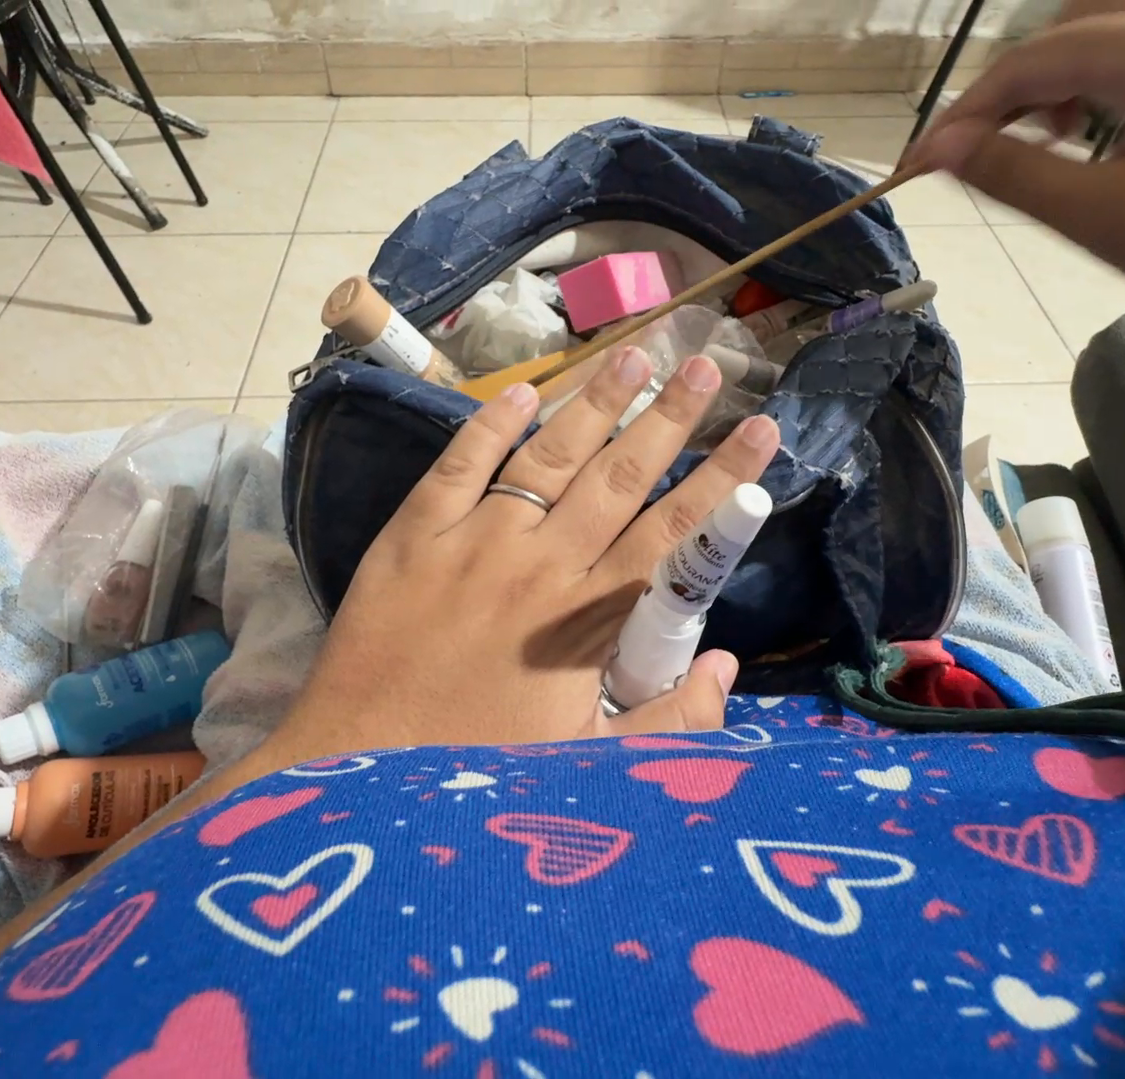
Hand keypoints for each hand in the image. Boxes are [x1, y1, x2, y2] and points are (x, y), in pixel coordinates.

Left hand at [271, 348, 781, 757]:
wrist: (361, 765)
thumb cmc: (481, 767)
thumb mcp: (590, 764)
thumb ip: (670, 721)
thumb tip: (727, 664)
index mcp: (586, 617)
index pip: (671, 533)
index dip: (721, 479)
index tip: (762, 430)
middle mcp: (538, 564)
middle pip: (618, 478)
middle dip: (669, 419)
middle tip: (706, 365)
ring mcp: (472, 541)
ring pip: (547, 458)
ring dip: (594, 405)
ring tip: (636, 357)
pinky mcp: (412, 535)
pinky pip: (457, 466)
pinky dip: (489, 426)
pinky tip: (524, 391)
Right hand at [903, 0, 1124, 315]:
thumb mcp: (1097, 212)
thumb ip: (1010, 173)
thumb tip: (939, 150)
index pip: (1032, 60)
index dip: (963, 113)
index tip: (916, 166)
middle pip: (1069, 25)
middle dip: (1011, 89)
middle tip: (982, 153)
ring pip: (1109, 32)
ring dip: (1057, 82)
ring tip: (1045, 143)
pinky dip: (1101, 85)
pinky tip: (1097, 134)